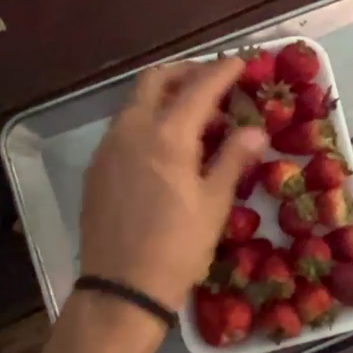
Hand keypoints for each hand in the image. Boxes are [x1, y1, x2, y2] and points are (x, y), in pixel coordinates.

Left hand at [79, 59, 268, 312]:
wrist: (120, 290)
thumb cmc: (177, 248)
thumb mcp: (214, 204)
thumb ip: (233, 158)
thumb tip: (255, 131)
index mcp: (167, 134)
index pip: (200, 87)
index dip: (223, 71)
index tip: (241, 62)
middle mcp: (132, 129)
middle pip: (156, 79)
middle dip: (186, 73)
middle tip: (213, 83)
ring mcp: (108, 147)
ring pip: (136, 102)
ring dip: (165, 96)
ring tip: (194, 118)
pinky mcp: (96, 167)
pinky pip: (123, 127)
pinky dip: (147, 120)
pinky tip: (165, 147)